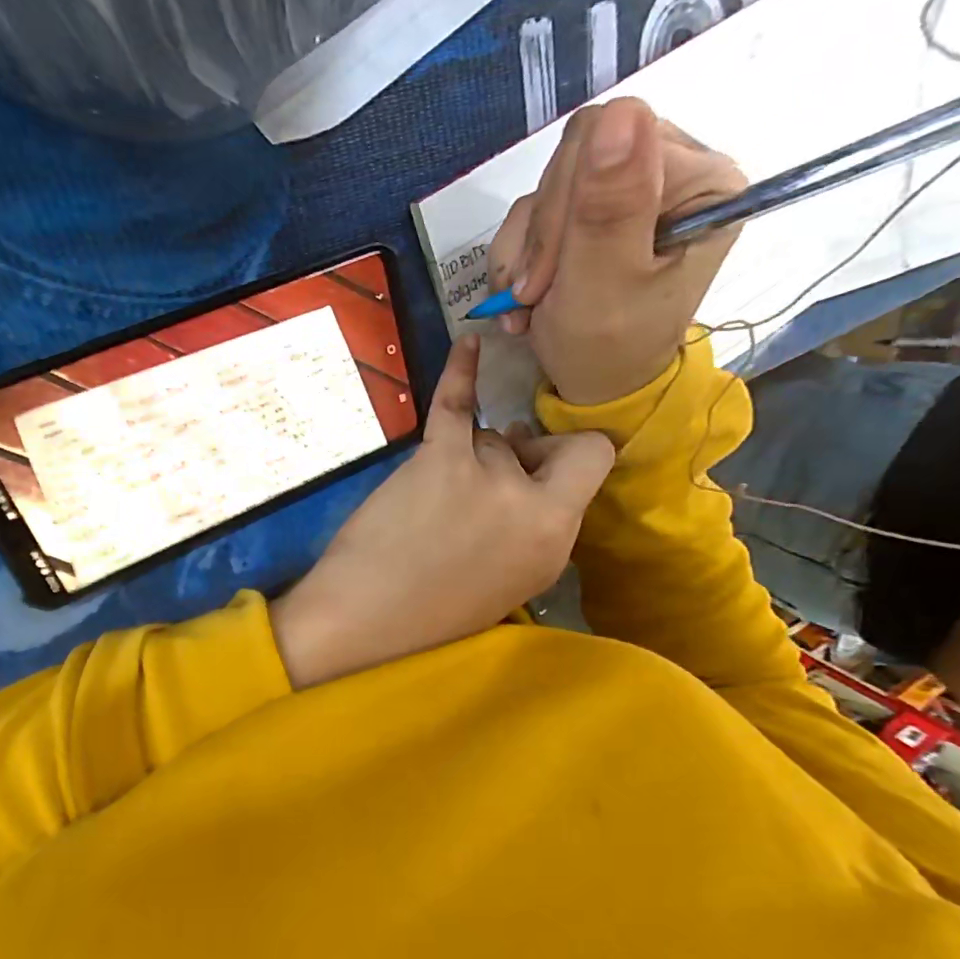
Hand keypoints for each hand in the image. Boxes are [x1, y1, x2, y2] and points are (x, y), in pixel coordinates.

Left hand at [269, 336, 614, 687]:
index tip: (537, 468)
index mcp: (557, 540)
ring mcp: (486, 476)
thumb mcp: (511, 581)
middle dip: (520, 455)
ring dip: (469, 456)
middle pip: (539, 446)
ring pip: (490, 438)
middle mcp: (532, 503)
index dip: (563, 458)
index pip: (591, 461)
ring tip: (432, 501)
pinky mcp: (439, 459)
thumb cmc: (434, 611)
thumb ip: (534, 526)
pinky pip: (457, 403)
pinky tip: (469, 343)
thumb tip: (526, 466)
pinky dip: (461, 371)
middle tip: (483, 482)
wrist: (368, 615)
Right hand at [484, 97, 748, 405]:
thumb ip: (609, 206)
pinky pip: (530, 213)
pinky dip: (514, 257)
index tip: (542, 274)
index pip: (609, 136)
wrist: (595, 384)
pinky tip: (523, 295)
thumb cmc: (609, 347)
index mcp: (699, 180)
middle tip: (530, 292)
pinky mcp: (588, 213)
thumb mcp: (605, 282)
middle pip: (572, 156)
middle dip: (540, 234)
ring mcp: (624, 192)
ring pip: (543, 189)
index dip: (561, 203)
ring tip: (527, 302)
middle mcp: (668, 172)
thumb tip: (619, 112)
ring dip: (522, 252)